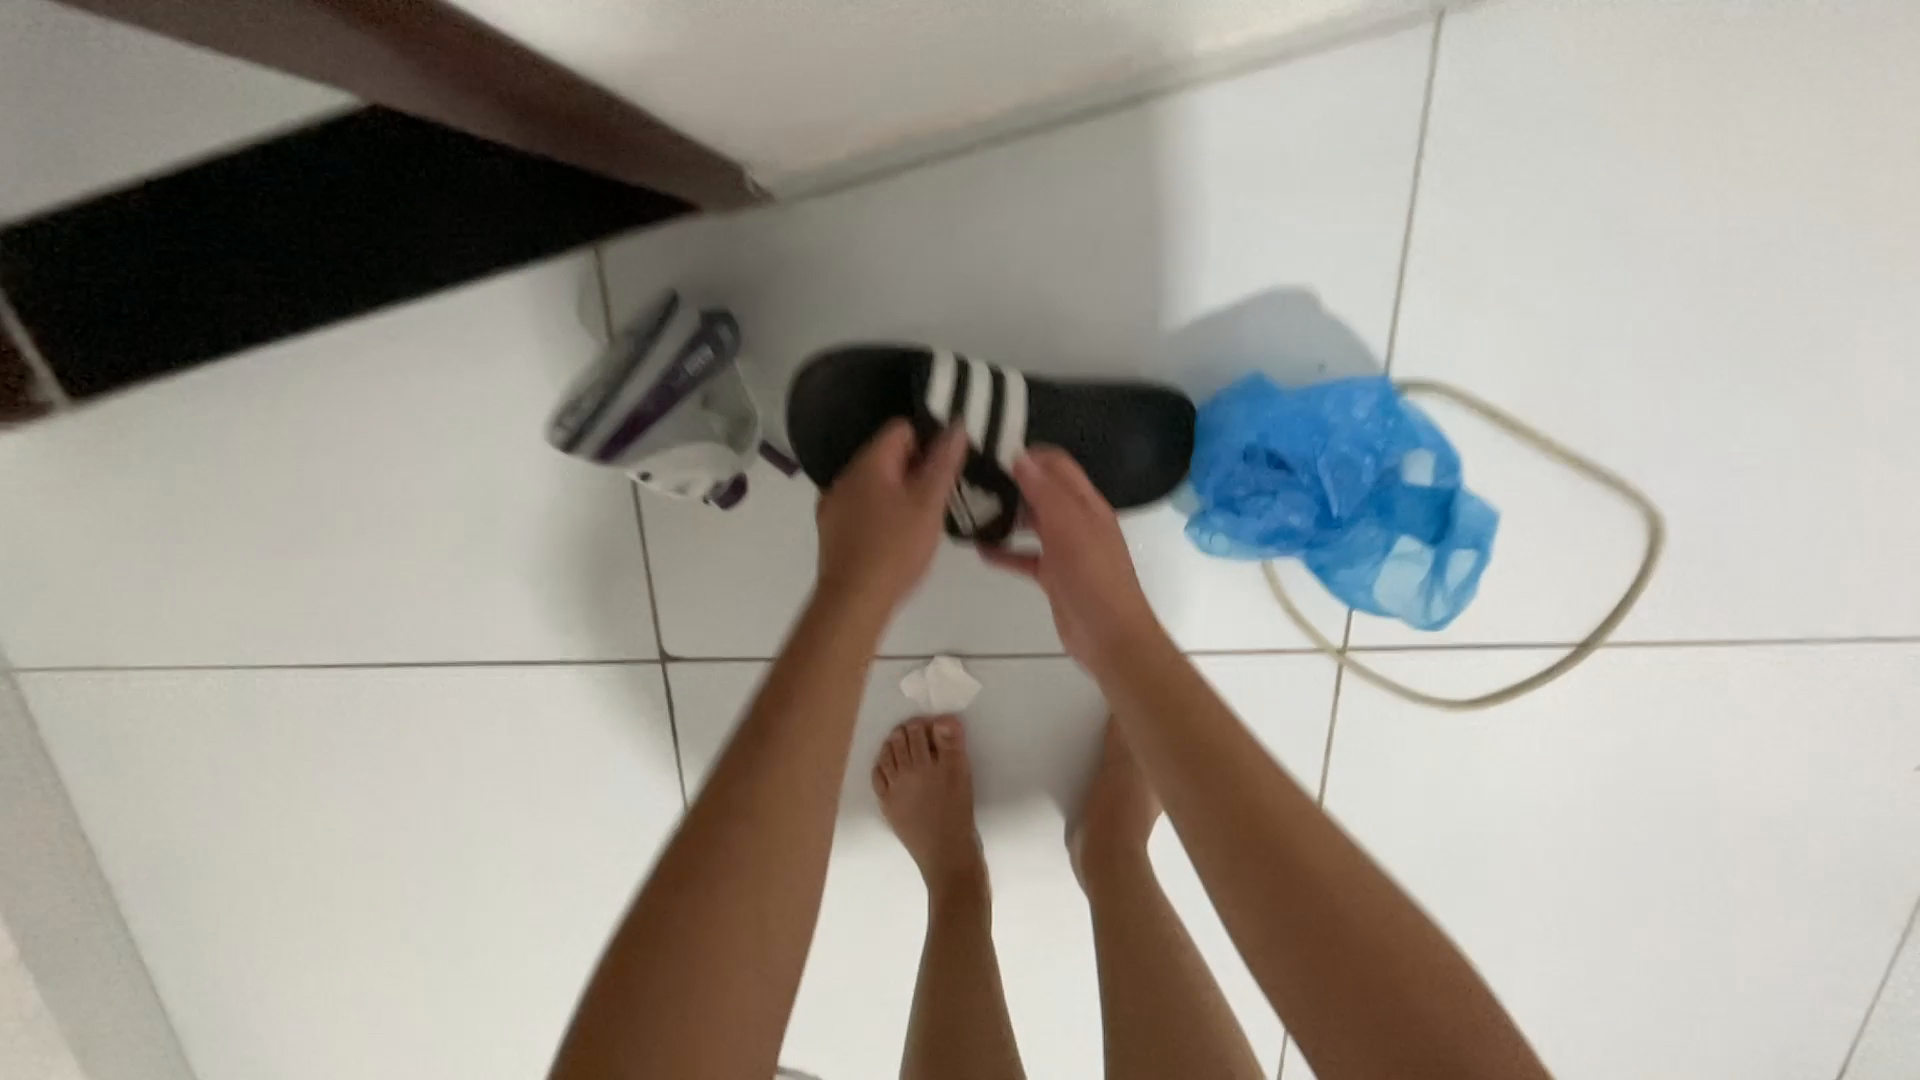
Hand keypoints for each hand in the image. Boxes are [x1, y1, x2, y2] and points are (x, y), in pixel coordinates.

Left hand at [815, 421, 968, 616]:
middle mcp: (845, 476)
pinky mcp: (831, 530)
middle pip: (885, 456)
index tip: (944, 469)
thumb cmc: (896, 548)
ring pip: (873, 484)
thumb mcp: (929, 503)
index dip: (927, 441)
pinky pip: (860, 508)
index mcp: (868, 463)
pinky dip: (879, 513)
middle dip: (914, 470)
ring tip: (919, 520)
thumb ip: (943, 462)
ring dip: (897, 493)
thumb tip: (956, 425)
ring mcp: (833, 504)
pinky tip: (894, 538)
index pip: (900, 429)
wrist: (853, 600)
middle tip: (938, 497)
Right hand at [980, 447, 1165, 672]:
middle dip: (1013, 484)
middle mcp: (1077, 522)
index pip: (1058, 466)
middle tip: (974, 480)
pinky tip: (980, 550)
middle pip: (1043, 492)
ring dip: (1006, 516)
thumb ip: (1045, 491)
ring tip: (972, 510)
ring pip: (1032, 524)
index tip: (993, 453)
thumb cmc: (1093, 577)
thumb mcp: (1069, 528)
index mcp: (1086, 505)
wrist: (1109, 636)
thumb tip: (1021, 456)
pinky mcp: (1053, 576)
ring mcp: (1065, 550)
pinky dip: (1005, 552)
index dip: (1029, 455)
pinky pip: (1025, 557)